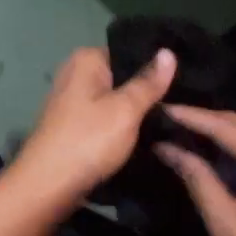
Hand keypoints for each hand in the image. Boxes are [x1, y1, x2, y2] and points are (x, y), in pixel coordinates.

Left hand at [8, 47, 176, 212]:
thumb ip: (147, 83)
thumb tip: (168, 52)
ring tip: (173, 117)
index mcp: (86, 59)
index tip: (186, 81)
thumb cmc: (88, 140)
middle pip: (122, 76)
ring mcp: (73, 97)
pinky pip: (106, 114)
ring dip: (136, 109)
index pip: (129, 53)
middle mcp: (76, 71)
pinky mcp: (75, 121)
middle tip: (184, 103)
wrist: (49, 183)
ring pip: (115, 97)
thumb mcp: (125, 110)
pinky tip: (147, 133)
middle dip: (147, 90)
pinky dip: (123, 122)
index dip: (156, 67)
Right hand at [158, 107, 235, 235]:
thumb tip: (164, 146)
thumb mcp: (228, 228)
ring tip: (178, 124)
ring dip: (215, 127)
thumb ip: (198, 180)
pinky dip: (231, 141)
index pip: (231, 130)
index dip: (193, 117)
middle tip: (164, 114)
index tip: (160, 108)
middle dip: (202, 118)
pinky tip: (206, 141)